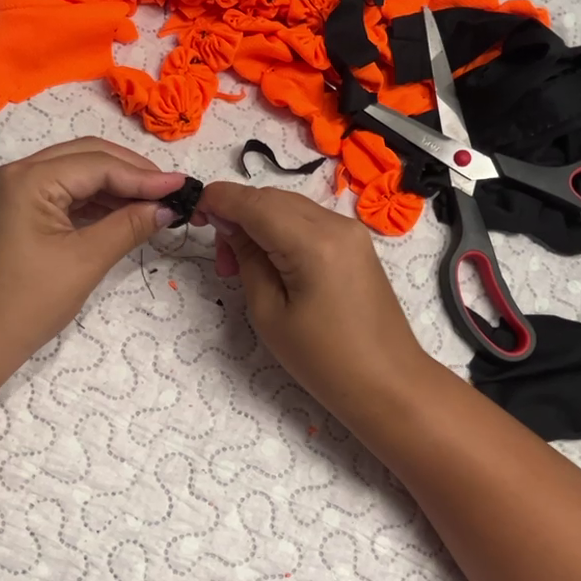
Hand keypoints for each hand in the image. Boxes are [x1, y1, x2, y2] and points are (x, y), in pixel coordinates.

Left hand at [0, 137, 187, 373]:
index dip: (144, 175)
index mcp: (28, 179)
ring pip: (75, 173)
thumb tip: (168, 207)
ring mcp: (14, 191)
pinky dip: (95, 201)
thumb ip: (129, 226)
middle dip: (131, 172)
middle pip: (85, 157)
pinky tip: (125, 212)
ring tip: (155, 203)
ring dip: (115, 186)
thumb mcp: (85, 261)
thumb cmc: (29, 303)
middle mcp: (17, 173)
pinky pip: (63, 193)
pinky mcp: (17, 211)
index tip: (183, 186)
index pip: (97, 164)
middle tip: (171, 191)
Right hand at [196, 182, 429, 418]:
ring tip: (241, 266)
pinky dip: (281, 230)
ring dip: (258, 223)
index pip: (254, 202)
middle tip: (221, 260)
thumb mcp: (269, 314)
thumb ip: (247, 260)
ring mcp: (351, 231)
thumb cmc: (323, 360)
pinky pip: (308, 221)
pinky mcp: (356, 243)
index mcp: (312, 243)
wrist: (387, 382)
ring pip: (289, 206)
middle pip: (271, 198)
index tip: (193, 213)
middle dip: (237, 214)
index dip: (219, 200)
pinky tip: (270, 261)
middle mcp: (335, 224)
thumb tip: (229, 226)